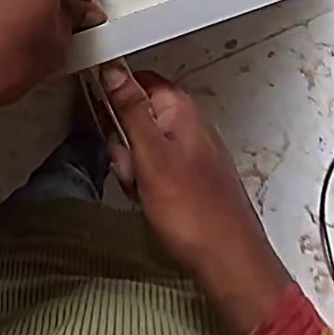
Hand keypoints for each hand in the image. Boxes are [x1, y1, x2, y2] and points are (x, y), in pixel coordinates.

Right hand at [102, 68, 294, 334]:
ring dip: (133, 167)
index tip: (105, 119)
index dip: (114, 98)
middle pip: (135, 114)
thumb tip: (113, 69)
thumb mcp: (149, 153)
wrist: (229, 266)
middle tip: (132, 167)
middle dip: (123, 142)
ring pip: (141, 145)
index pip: (134, 79)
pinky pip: (154, 167)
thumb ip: (129, 107)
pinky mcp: (188, 174)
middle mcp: (186, 121)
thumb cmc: (193, 212)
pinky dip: (146, 183)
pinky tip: (151, 201)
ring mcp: (189, 148)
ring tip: (144, 190)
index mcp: (179, 106)